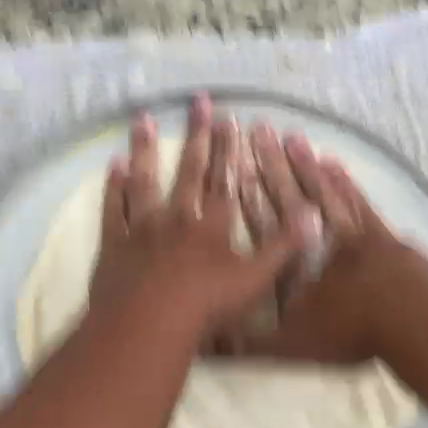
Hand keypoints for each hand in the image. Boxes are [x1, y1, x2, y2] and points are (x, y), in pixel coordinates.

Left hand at [87, 96, 310, 340]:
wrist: (146, 325)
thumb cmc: (205, 307)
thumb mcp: (256, 280)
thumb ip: (284, 247)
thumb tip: (314, 213)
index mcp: (212, 228)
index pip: (224, 182)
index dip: (229, 151)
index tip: (230, 119)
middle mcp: (177, 219)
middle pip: (188, 172)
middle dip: (196, 136)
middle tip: (197, 102)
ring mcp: (141, 229)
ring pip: (145, 182)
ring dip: (145, 150)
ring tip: (143, 120)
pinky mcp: (113, 245)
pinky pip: (112, 210)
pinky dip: (113, 187)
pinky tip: (114, 166)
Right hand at [230, 124, 427, 364]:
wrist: (409, 318)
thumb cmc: (349, 330)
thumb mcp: (292, 345)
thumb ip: (252, 345)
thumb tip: (207, 348)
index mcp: (294, 264)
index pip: (264, 222)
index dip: (248, 193)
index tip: (235, 162)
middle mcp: (320, 239)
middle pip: (291, 196)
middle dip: (273, 164)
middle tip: (260, 130)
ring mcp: (353, 232)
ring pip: (324, 190)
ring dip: (307, 164)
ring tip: (293, 137)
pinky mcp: (382, 234)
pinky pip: (358, 201)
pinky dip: (345, 182)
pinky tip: (335, 164)